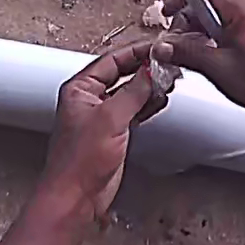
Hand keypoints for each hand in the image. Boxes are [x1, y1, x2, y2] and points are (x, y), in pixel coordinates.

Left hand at [40, 41, 167, 220]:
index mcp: (80, 88)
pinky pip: (133, 110)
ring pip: (129, 92)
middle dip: (144, 68)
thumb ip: (133, 92)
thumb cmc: (78, 162)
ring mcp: (101, 116)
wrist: (75, 197)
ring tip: (169, 78)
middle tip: (167, 62)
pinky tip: (160, 99)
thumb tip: (149, 71)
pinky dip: (147, 103)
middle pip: (121, 73)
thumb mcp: (110, 118)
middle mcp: (88, 99)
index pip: (111, 60)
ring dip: (148, 85)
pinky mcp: (112, 132)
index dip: (135, 52)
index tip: (156, 48)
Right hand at [159, 0, 244, 115]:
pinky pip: (225, 27)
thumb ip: (185, 53)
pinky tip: (206, 54)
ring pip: (214, 15)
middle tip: (175, 38)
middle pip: (206, 1)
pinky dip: (210, 36)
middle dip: (185, 18)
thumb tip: (162, 47)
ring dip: (196, 29)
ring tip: (188, 49)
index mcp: (239, 10)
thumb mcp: (215, 66)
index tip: (167, 14)